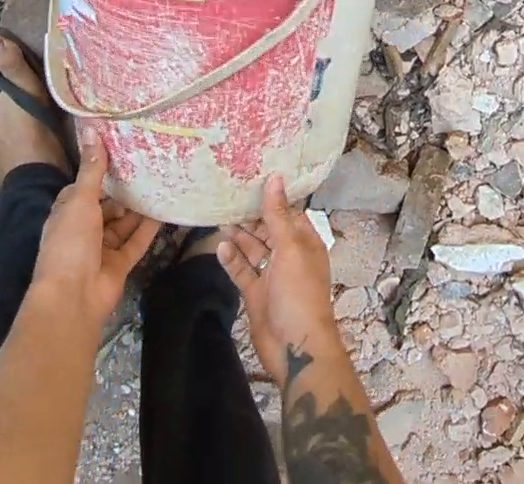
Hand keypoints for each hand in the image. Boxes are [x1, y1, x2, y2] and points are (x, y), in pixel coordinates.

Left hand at [32, 128, 161, 325]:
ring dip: (138, 208)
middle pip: (106, 206)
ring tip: (161, 183)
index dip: (99, 172)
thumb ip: (91, 169)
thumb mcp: (80, 200)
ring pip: (123, 223)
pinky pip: (136, 242)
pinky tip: (166, 211)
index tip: (122, 152)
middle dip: (124, 190)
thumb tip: (92, 129)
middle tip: (149, 166)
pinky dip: (149, 228)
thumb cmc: (69, 243)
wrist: (73, 297)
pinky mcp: (120, 263)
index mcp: (67, 214)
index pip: (83, 188)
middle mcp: (83, 230)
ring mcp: (102, 248)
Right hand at [216, 174, 343, 384]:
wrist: (296, 347)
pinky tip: (219, 247)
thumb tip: (275, 177)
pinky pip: (243, 271)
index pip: (288, 213)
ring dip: (239, 236)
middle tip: (226, 197)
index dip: (272, 198)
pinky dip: (232, 260)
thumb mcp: (290, 247)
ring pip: (253, 250)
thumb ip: (278, 214)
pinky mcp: (257, 294)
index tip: (251, 179)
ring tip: (218, 217)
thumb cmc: (299, 292)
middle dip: (250, 216)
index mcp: (305, 243)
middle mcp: (289, 256)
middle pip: (268, 230)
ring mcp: (273, 276)